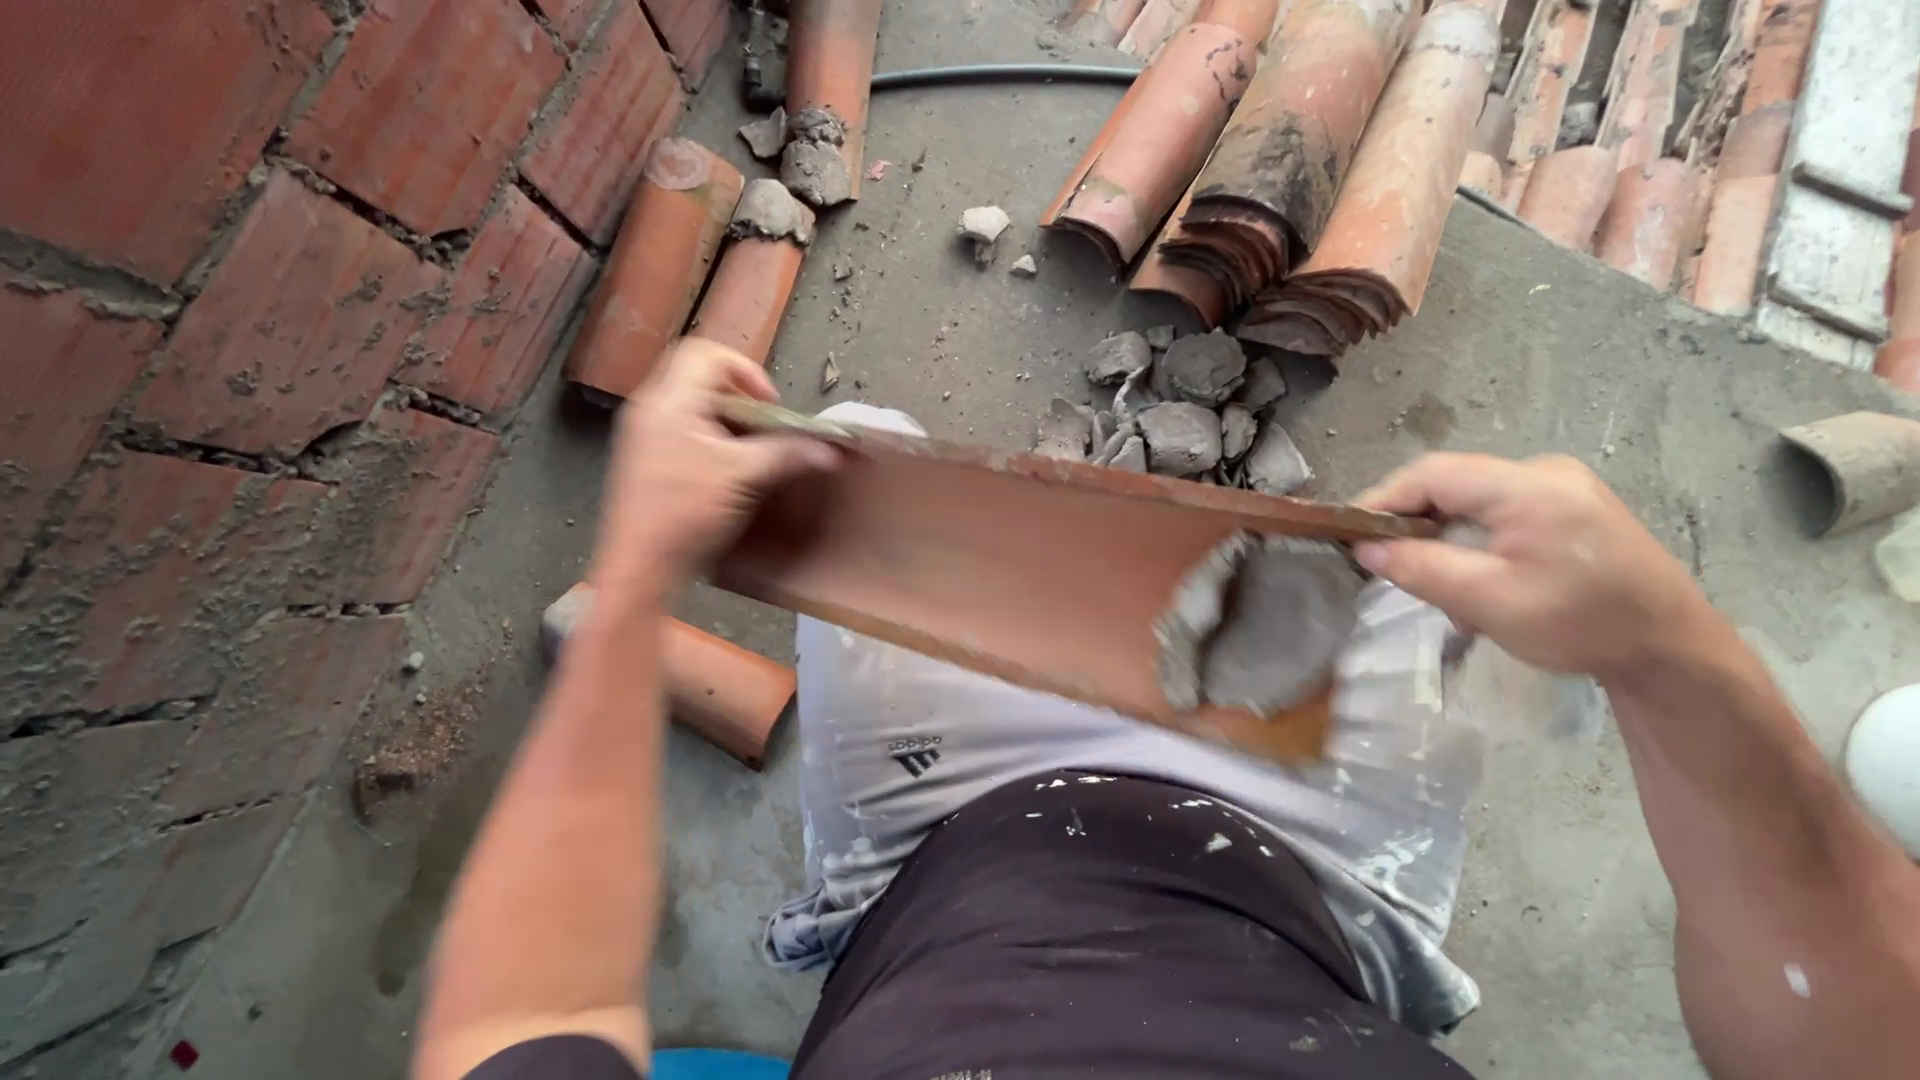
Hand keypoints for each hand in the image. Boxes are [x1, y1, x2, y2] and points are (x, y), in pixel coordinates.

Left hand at [591, 339, 837, 597]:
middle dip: (742, 399)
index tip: (770, 407)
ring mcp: (645, 436)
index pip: (706, 353)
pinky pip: (686, 431)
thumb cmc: (684, 517)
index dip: (746, 371)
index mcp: (668, 401)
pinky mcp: (648, 461)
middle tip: (766, 428)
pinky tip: (732, 472)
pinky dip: (714, 441)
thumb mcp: (744, 477)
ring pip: (695, 406)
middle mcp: (650, 409)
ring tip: (753, 452)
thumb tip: (829, 448)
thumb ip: (787, 454)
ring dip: (730, 422)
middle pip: (701, 377)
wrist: (641, 568)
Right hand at [1352, 453, 1714, 680]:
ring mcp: (1564, 486)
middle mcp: (1545, 472)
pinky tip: (1475, 573)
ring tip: (1434, 578)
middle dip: (1412, 521)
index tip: (1349, 532)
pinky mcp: (1573, 506)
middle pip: (1452, 482)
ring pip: (1473, 498)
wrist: (1674, 651)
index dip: (1382, 498)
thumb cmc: (1580, 625)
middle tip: (1386, 561)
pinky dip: (1473, 536)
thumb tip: (1364, 548)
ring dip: (1443, 532)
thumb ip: (1420, 568)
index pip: (1431, 474)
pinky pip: (1500, 509)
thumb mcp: (1488, 601)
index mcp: (1529, 486)